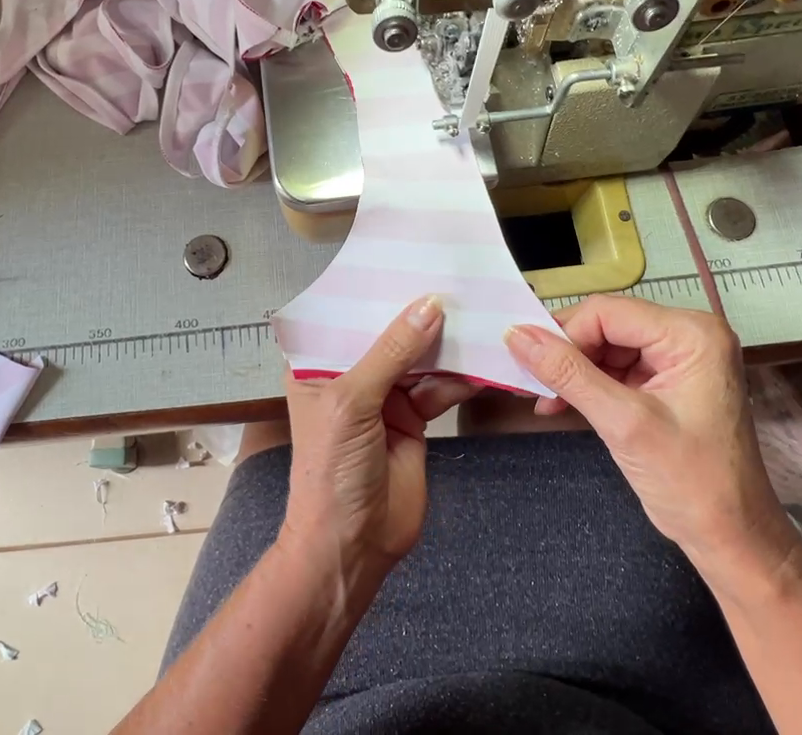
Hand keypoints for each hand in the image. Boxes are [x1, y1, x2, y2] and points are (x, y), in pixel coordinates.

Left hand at [281, 295, 478, 589]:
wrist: (354, 546)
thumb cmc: (332, 470)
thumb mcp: (353, 403)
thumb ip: (391, 353)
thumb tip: (431, 304)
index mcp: (316, 365)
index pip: (344, 315)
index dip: (374, 289)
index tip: (408, 254)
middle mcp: (350, 374)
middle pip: (387, 334)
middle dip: (418, 312)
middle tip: (456, 275)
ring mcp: (384, 397)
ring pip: (419, 358)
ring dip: (446, 342)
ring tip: (479, 310)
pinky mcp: (414, 418)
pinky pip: (440, 387)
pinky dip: (462, 375)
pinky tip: (485, 357)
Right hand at [504, 295, 791, 567]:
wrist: (731, 538)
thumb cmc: (690, 482)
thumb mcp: (623, 423)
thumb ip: (568, 374)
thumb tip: (515, 336)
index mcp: (692, 334)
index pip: (606, 312)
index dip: (564, 336)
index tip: (532, 368)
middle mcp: (688, 334)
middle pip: (604, 325)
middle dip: (566, 354)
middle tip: (531, 383)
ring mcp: (678, 358)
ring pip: (604, 346)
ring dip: (571, 371)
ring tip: (545, 399)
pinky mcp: (666, 381)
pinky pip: (615, 367)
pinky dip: (586, 384)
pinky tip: (561, 403)